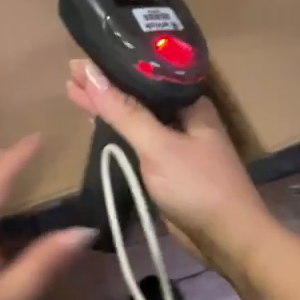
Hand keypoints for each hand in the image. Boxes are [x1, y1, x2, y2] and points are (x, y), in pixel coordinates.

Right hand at [66, 59, 279, 260]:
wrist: (228, 241)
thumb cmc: (198, 186)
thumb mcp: (158, 146)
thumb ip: (124, 112)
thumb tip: (91, 74)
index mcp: (190, 104)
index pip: (147, 73)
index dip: (115, 64)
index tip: (82, 57)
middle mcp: (183, 117)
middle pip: (138, 94)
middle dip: (106, 84)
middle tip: (71, 72)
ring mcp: (174, 142)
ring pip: (135, 116)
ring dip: (107, 105)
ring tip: (74, 90)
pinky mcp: (165, 165)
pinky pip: (135, 138)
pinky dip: (114, 127)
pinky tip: (95, 120)